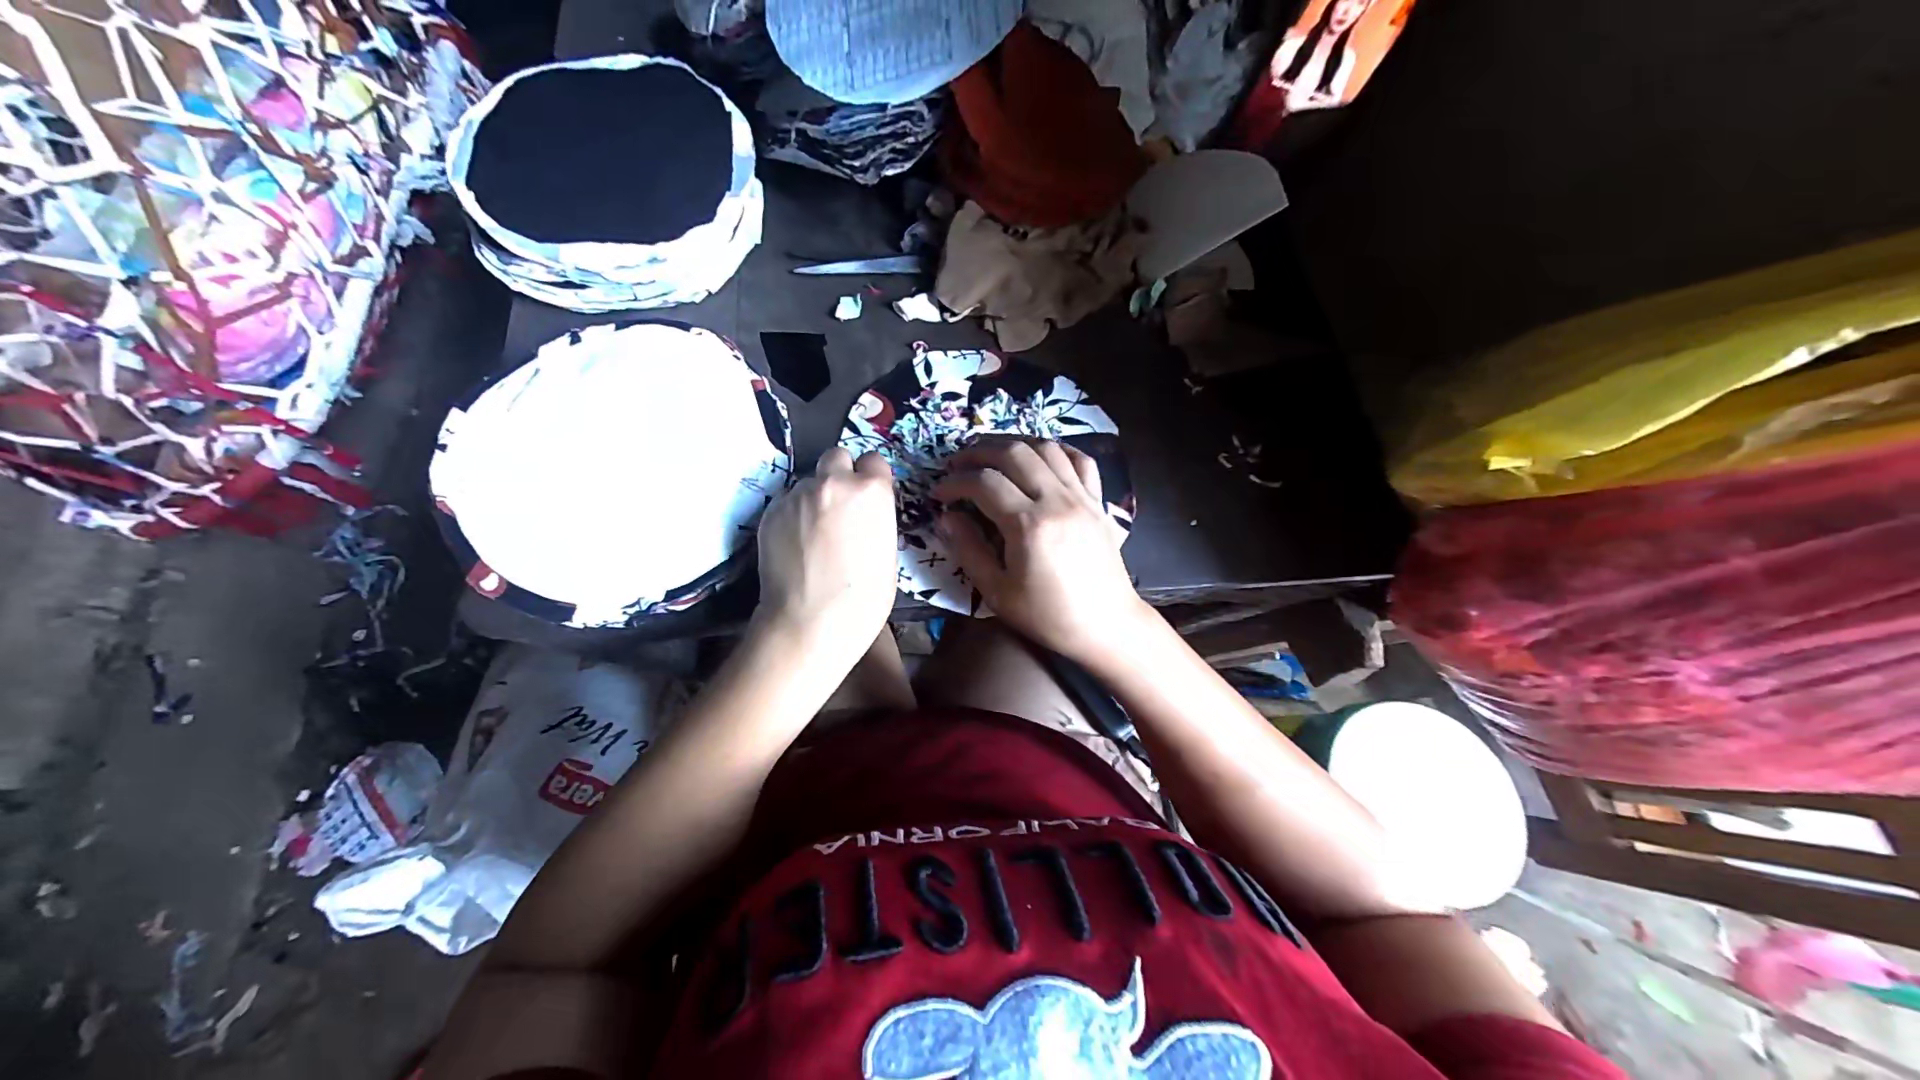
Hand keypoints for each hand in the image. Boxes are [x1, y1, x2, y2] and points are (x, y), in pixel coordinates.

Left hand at [755, 448, 898, 658]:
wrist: (811, 622)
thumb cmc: (864, 599)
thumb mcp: (886, 554)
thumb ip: (874, 522)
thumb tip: (862, 519)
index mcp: (871, 491)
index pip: (874, 460)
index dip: (871, 478)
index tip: (869, 496)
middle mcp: (833, 483)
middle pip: (836, 456)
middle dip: (839, 474)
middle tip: (839, 505)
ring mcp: (797, 495)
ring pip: (807, 482)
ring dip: (813, 498)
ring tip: (812, 534)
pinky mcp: (770, 512)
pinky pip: (786, 503)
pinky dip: (792, 516)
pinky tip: (795, 545)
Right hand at [933, 437, 1149, 661]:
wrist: (1106, 626)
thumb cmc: (1047, 616)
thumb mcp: (997, 591)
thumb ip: (968, 549)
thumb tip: (947, 517)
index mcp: (1028, 525)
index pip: (983, 483)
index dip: (954, 482)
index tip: (939, 494)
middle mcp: (1056, 500)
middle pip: (1013, 453)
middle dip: (978, 452)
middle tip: (957, 465)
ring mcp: (1081, 497)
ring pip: (1046, 448)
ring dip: (1013, 444)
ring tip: (992, 456)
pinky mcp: (1098, 501)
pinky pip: (1079, 460)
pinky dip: (1056, 450)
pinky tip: (1039, 457)